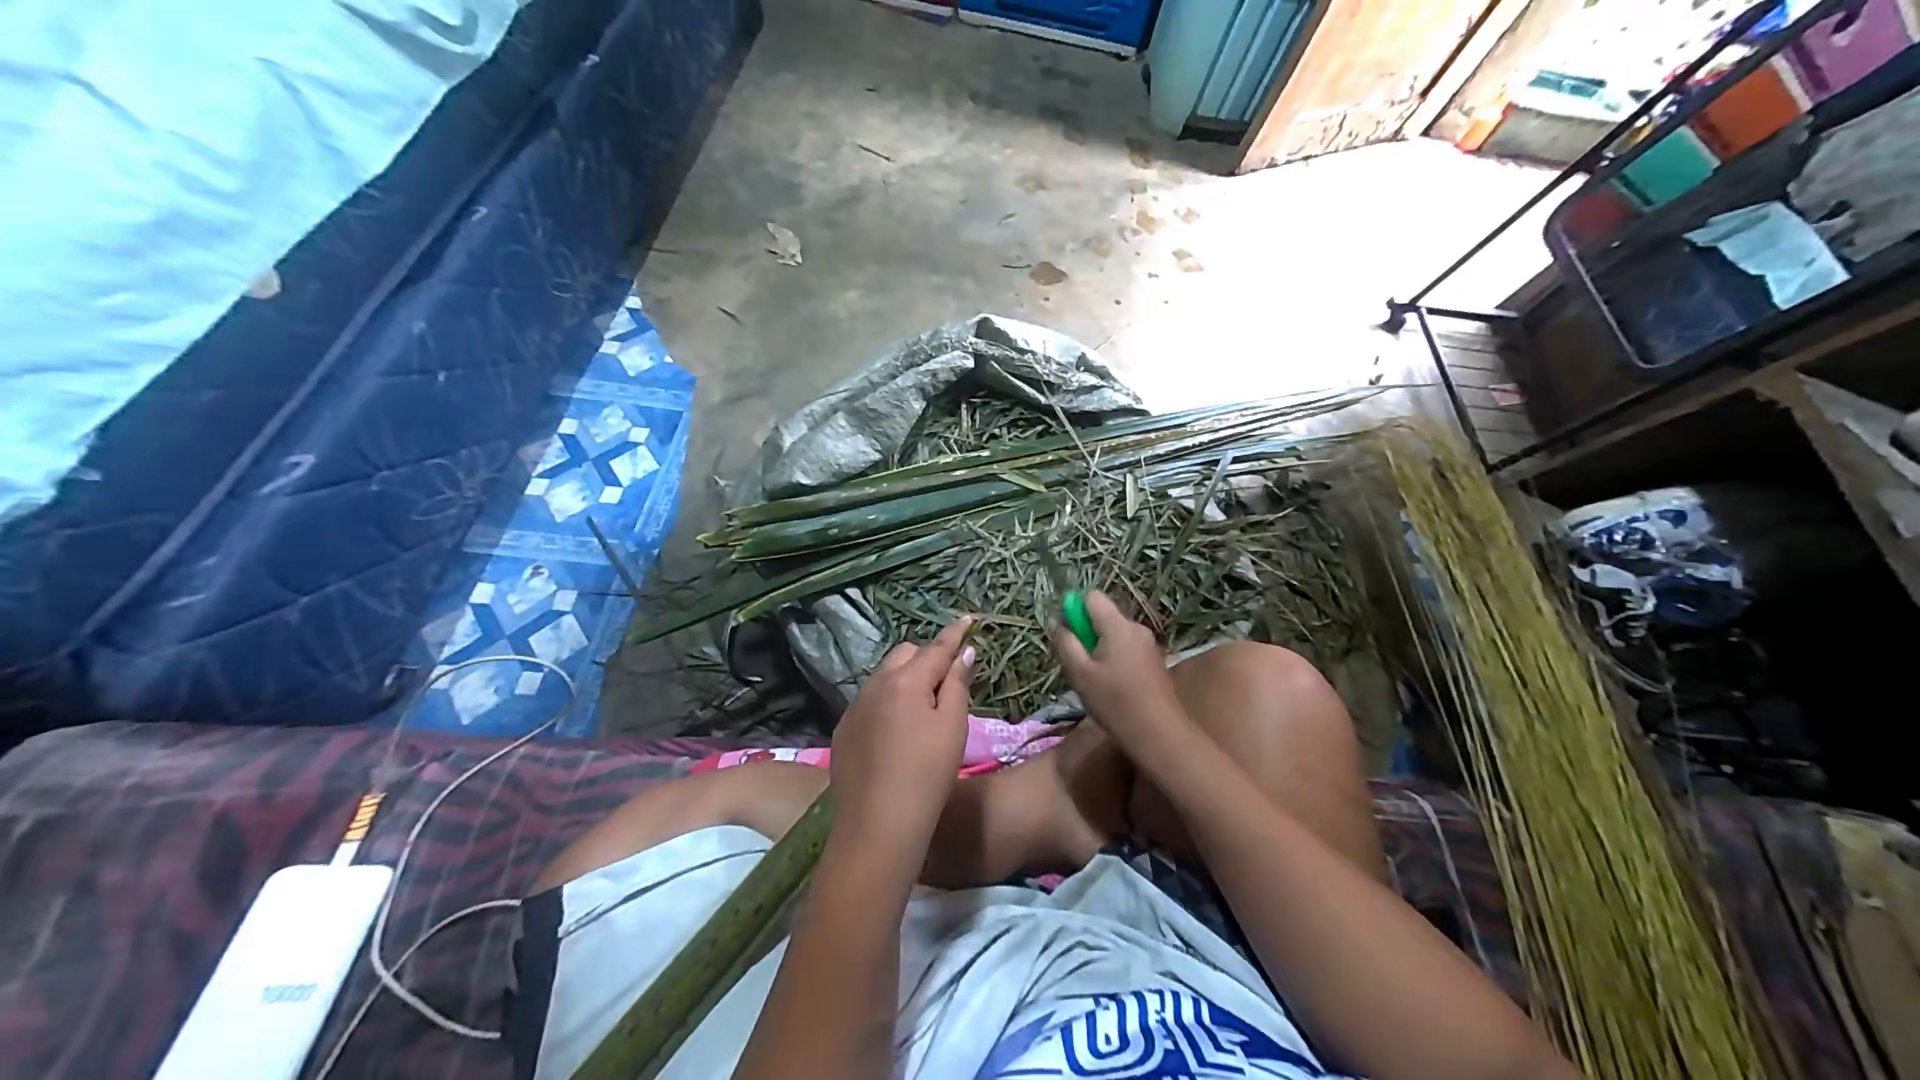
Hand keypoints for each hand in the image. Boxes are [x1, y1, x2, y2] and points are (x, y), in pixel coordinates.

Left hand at [830, 616, 975, 839]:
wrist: (878, 823)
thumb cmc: (928, 774)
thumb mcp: (953, 727)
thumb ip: (957, 684)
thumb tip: (963, 653)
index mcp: (906, 680)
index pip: (936, 648)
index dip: (955, 633)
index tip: (968, 619)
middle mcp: (876, 684)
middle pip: (905, 654)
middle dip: (927, 656)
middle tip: (947, 677)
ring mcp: (855, 706)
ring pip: (884, 676)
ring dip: (905, 678)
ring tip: (922, 704)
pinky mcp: (844, 728)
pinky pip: (869, 700)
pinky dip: (887, 701)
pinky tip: (896, 730)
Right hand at [1050, 592, 1190, 752]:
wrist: (1159, 733)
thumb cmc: (1115, 702)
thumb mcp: (1080, 673)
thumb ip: (1065, 642)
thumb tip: (1055, 620)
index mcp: (1118, 626)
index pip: (1092, 597)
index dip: (1075, 610)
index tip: (1069, 636)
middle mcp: (1136, 628)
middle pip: (1104, 616)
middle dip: (1087, 632)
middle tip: (1079, 664)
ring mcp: (1149, 644)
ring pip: (1115, 634)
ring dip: (1100, 648)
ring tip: (1096, 680)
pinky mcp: (1155, 660)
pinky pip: (1128, 648)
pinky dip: (1116, 659)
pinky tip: (1114, 687)